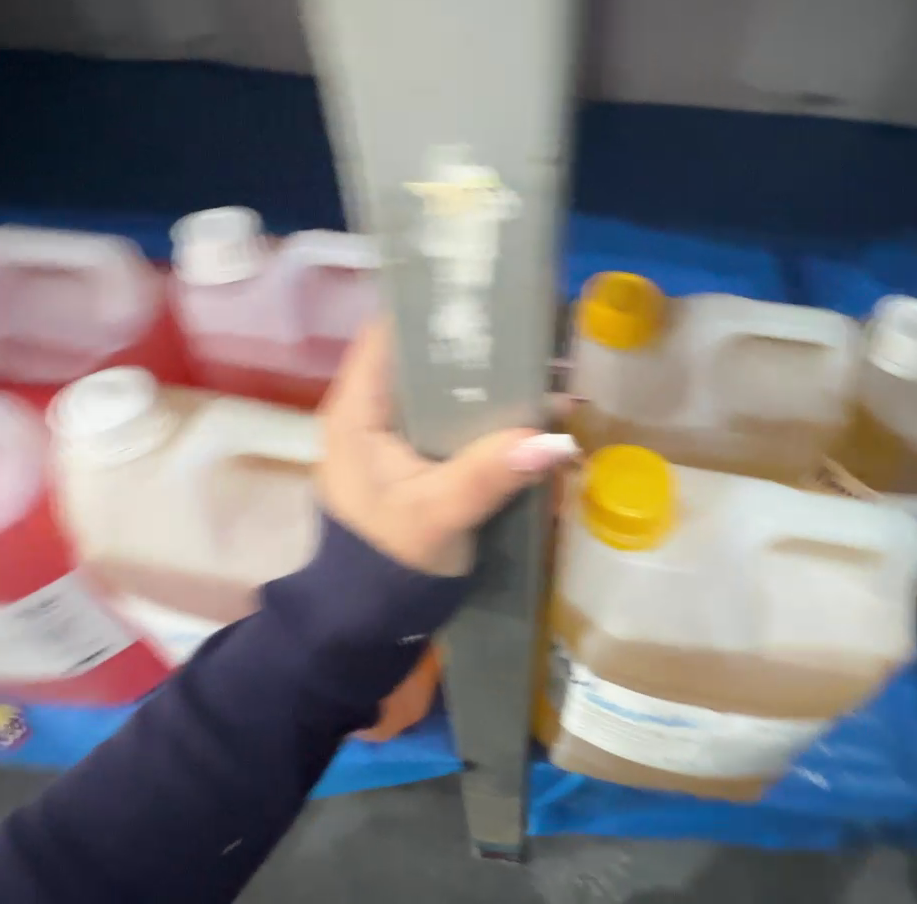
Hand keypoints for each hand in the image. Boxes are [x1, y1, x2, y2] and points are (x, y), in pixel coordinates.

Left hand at [317, 321, 578, 576]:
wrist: (371, 621)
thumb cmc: (388, 560)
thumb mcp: (439, 514)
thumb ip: (491, 474)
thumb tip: (557, 440)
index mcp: (359, 411)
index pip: (390, 334)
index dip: (433, 309)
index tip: (487, 296)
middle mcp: (374, 412)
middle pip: (425, 358)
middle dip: (478, 346)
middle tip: (534, 331)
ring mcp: (398, 436)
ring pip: (446, 390)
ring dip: (492, 382)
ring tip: (547, 366)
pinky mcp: (420, 458)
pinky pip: (458, 420)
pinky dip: (493, 414)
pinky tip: (536, 412)